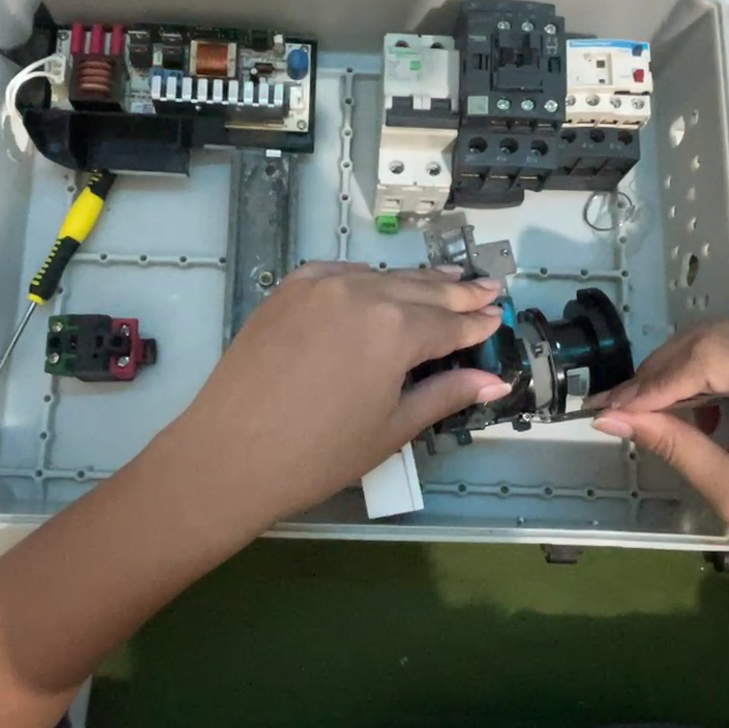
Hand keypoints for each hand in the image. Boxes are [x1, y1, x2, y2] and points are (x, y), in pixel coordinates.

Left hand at [155, 262, 506, 517]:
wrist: (230, 453)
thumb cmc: (319, 454)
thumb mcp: (392, 428)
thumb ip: (445, 394)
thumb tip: (494, 381)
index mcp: (396, 330)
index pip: (450, 323)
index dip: (476, 323)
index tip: (498, 315)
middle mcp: (363, 294)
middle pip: (421, 290)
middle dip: (457, 292)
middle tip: (487, 286)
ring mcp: (320, 286)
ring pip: (381, 277)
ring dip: (415, 281)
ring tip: (445, 280)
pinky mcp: (287, 290)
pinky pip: (339, 273)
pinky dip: (366, 278)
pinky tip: (379, 283)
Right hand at [589, 319, 728, 555]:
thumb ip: (680, 451)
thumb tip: (613, 418)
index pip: (716, 358)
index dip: (658, 380)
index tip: (615, 409)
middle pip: (711, 337)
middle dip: (658, 373)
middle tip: (623, 409)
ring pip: (718, 332)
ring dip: (676, 366)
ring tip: (653, 408)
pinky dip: (702, 364)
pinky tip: (695, 399)